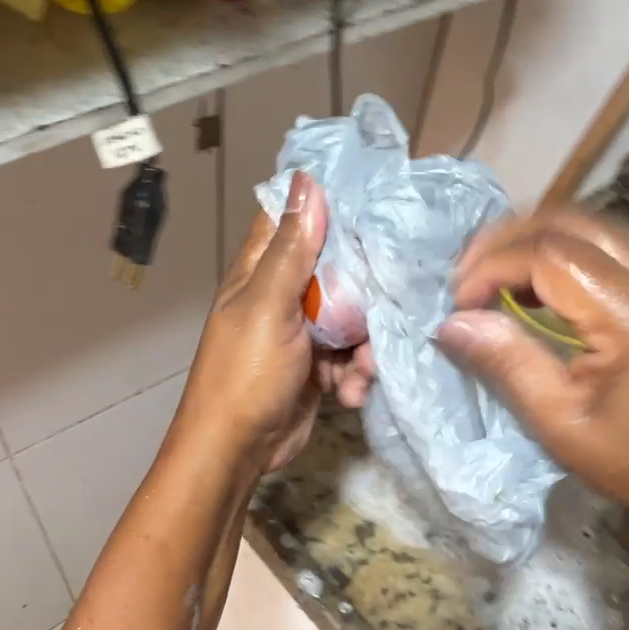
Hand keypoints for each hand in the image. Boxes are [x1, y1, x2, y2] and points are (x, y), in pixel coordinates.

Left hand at [175, 173, 368, 471]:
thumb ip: (291, 249)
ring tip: (363, 368)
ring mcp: (303, 334)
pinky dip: (356, 376)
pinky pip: (352, 358)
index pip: (294, 219)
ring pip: (354, 318)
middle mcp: (283, 296)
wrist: (239, 450)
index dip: (329, 204)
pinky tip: (351, 393)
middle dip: (366, 288)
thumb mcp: (268, 306)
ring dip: (365, 345)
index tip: (376, 197)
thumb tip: (306, 179)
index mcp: (262, 271)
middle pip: (337, 269)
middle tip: (390, 299)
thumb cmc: (246, 373)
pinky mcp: (319, 368)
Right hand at [438, 210, 628, 528]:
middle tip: (465, 280)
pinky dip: (566, 258)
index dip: (491, 269)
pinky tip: (538, 291)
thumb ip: (508, 364)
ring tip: (492, 282)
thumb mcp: (562, 424)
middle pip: (569, 223)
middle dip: (506, 242)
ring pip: (591, 229)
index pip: (547, 254)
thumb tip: (451, 323)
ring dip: (534, 245)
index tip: (458, 306)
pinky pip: (612, 249)